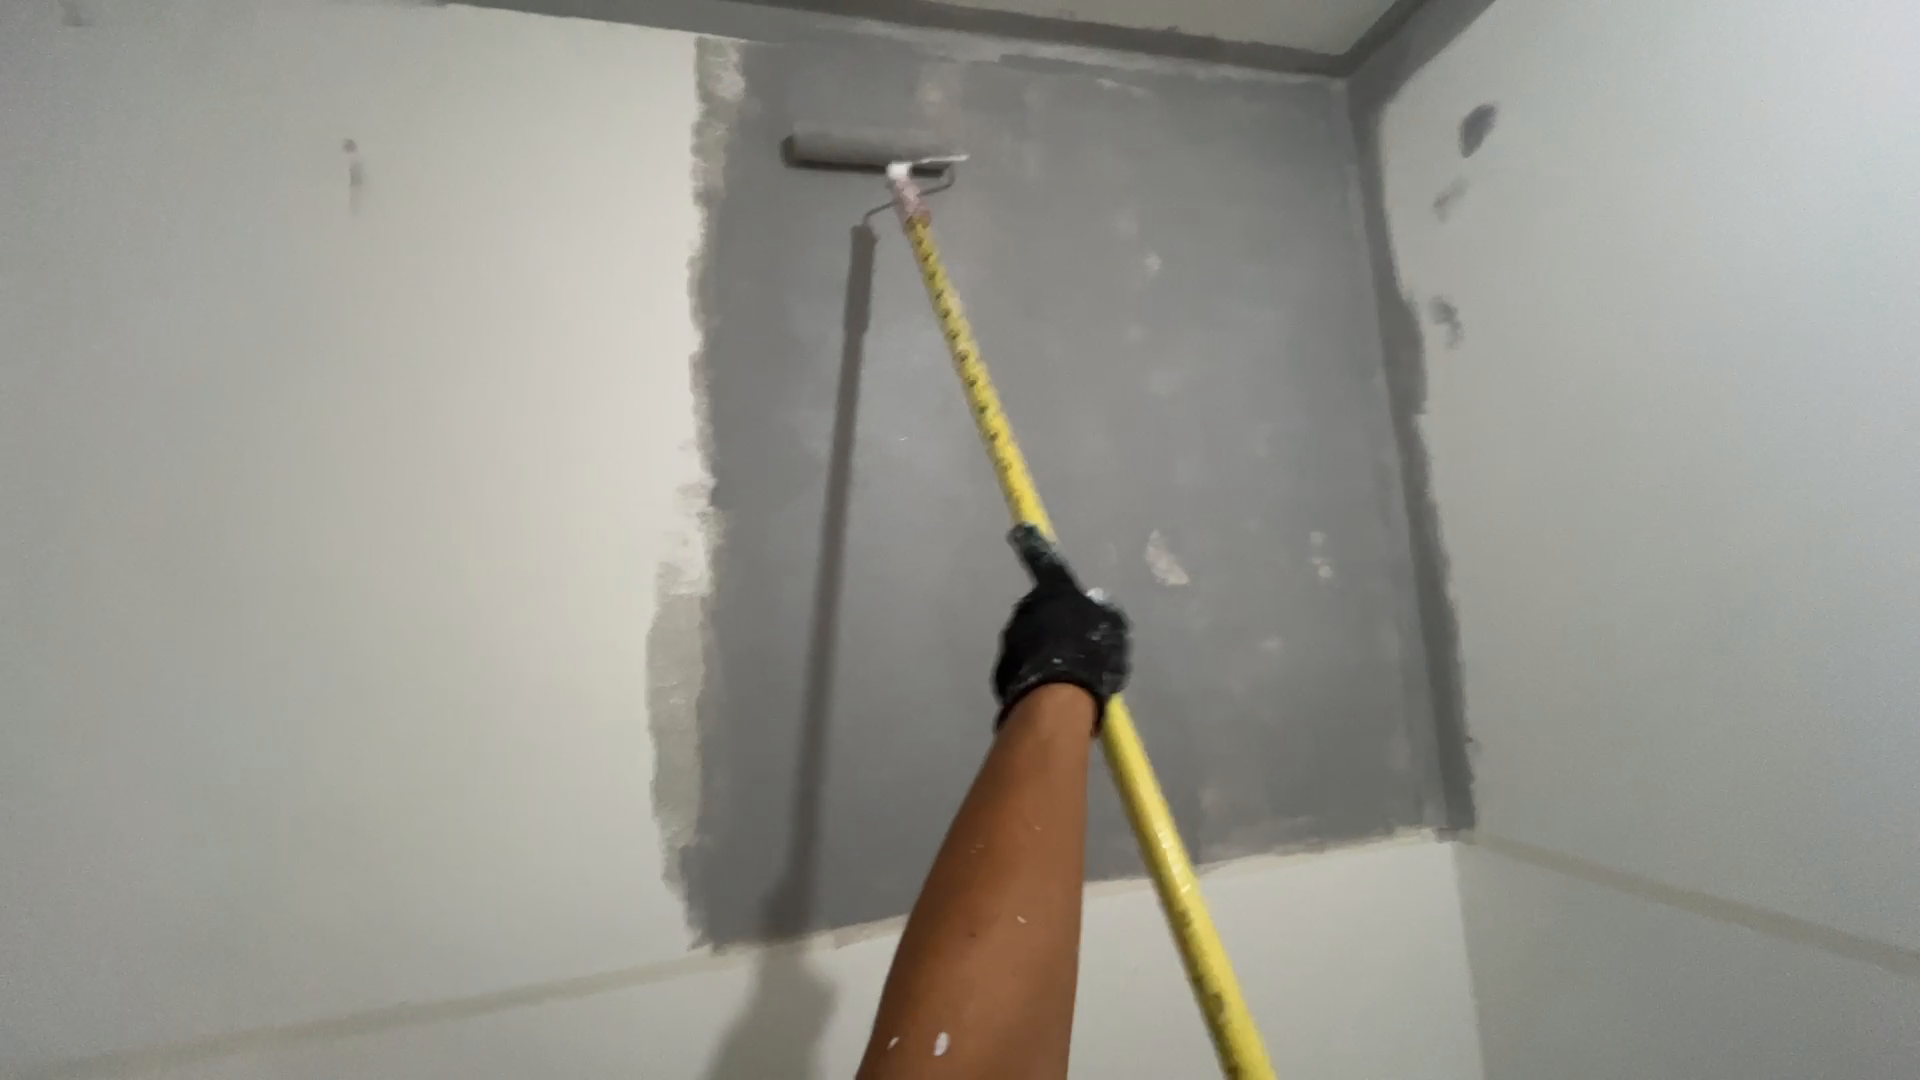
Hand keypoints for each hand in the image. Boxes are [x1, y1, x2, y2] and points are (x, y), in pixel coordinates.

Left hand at [992, 525, 1130, 732]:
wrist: (1058, 699)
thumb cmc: (1091, 655)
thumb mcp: (1113, 630)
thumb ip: (1104, 613)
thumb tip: (1098, 606)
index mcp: (1054, 592)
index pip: (1045, 562)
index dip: (1034, 545)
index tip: (1019, 530)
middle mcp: (1026, 610)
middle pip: (1040, 611)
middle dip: (1052, 625)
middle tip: (1075, 649)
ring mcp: (1010, 640)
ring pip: (1029, 641)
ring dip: (1043, 654)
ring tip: (1067, 678)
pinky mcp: (1002, 670)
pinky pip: (1022, 668)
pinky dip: (1034, 676)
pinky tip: (1051, 692)